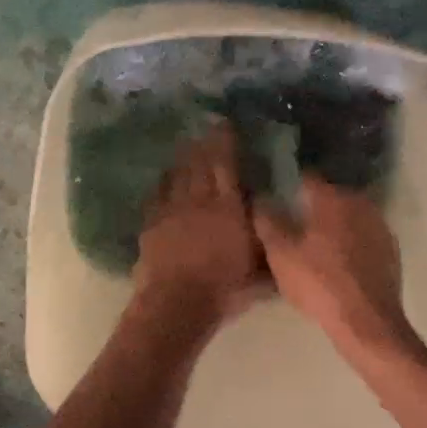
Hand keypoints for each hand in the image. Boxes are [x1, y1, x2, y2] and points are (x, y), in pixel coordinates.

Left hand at [134, 123, 267, 318]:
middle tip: (206, 128)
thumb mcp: (260, 266)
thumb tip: (275, 219)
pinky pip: (157, 195)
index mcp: (227, 206)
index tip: (226, 124)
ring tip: (187, 145)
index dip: (225, 141)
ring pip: (177, 174)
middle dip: (204, 143)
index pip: (226, 163)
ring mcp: (170, 210)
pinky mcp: (151, 225)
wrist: (176, 303)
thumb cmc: (225, 287)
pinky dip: (164, 182)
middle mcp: (198, 200)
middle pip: (199, 163)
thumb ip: (268, 239)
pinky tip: (165, 178)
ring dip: (183, 158)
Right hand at [253, 176, 415, 353]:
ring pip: (349, 218)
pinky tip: (338, 264)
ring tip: (314, 247)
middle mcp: (361, 203)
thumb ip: (267, 221)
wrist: (366, 322)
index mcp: (333, 198)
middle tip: (293, 226)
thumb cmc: (318, 283)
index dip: (289, 187)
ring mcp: (381, 227)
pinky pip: (364, 239)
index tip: (277, 200)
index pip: (308, 179)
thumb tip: (260, 199)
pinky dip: (350, 245)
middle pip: (331, 197)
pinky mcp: (391, 251)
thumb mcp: (280, 254)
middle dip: (313, 208)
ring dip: (334, 227)